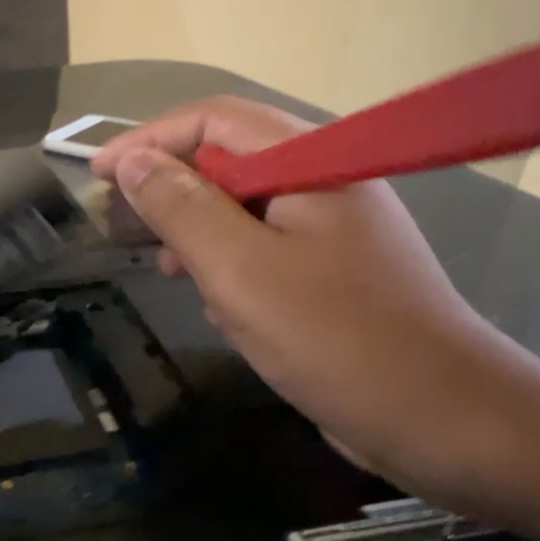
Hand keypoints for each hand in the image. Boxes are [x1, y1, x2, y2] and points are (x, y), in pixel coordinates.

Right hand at [91, 96, 539, 498]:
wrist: (442, 419)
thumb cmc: (336, 339)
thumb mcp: (241, 271)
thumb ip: (182, 209)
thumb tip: (132, 163)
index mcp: (312, 163)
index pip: (215, 121)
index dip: (148, 140)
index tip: (97, 176)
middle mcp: (325, 184)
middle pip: (228, 162)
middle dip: (171, 192)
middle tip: (120, 229)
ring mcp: (333, 232)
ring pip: (243, 212)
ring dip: (198, 237)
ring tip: (166, 272)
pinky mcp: (334, 276)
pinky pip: (265, 254)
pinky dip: (231, 271)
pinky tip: (220, 309)